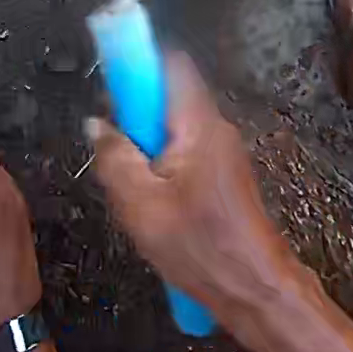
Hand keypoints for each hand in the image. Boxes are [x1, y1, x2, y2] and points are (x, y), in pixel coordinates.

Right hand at [86, 53, 300, 321]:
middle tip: (112, 139)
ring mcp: (225, 151)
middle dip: (137, 109)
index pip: (173, 65)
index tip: (110, 83)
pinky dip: (164, 159)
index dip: (140, 63)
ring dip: (148, 139)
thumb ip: (114, 157)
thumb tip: (97, 123)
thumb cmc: (197, 245)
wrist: (255, 288)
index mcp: (198, 124)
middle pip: (173, 94)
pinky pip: (189, 149)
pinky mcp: (226, 174)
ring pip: (178, 125)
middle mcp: (216, 127)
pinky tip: (151, 196)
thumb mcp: (140, 204)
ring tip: (128, 175)